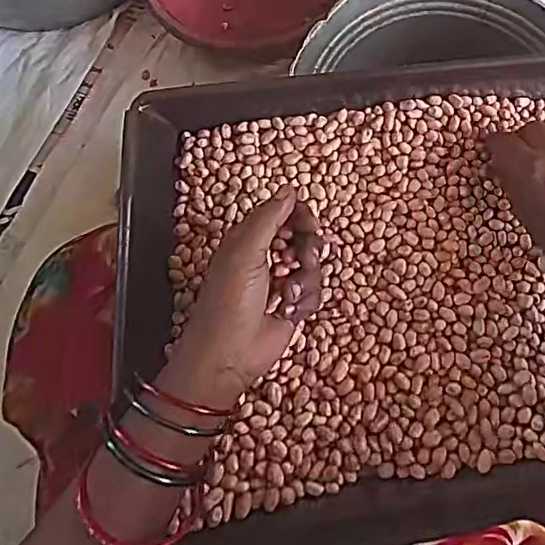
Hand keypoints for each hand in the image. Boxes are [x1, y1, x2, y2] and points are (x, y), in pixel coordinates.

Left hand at [161, 189, 321, 410]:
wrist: (229, 355)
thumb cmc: (228, 302)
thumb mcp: (246, 251)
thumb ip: (269, 217)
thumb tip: (289, 190)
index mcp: (250, 238)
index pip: (283, 212)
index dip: (299, 215)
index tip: (307, 224)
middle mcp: (266, 256)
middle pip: (304, 236)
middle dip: (307, 248)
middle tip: (300, 259)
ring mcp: (281, 281)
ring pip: (314, 264)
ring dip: (305, 278)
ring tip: (288, 293)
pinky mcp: (293, 305)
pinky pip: (315, 291)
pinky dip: (306, 300)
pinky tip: (288, 310)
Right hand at [485, 122, 544, 263]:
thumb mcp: (520, 207)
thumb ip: (510, 179)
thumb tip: (500, 165)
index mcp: (528, 167)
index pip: (503, 140)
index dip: (494, 143)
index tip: (492, 147)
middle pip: (531, 129)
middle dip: (521, 138)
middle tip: (517, 153)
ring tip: (543, 163)